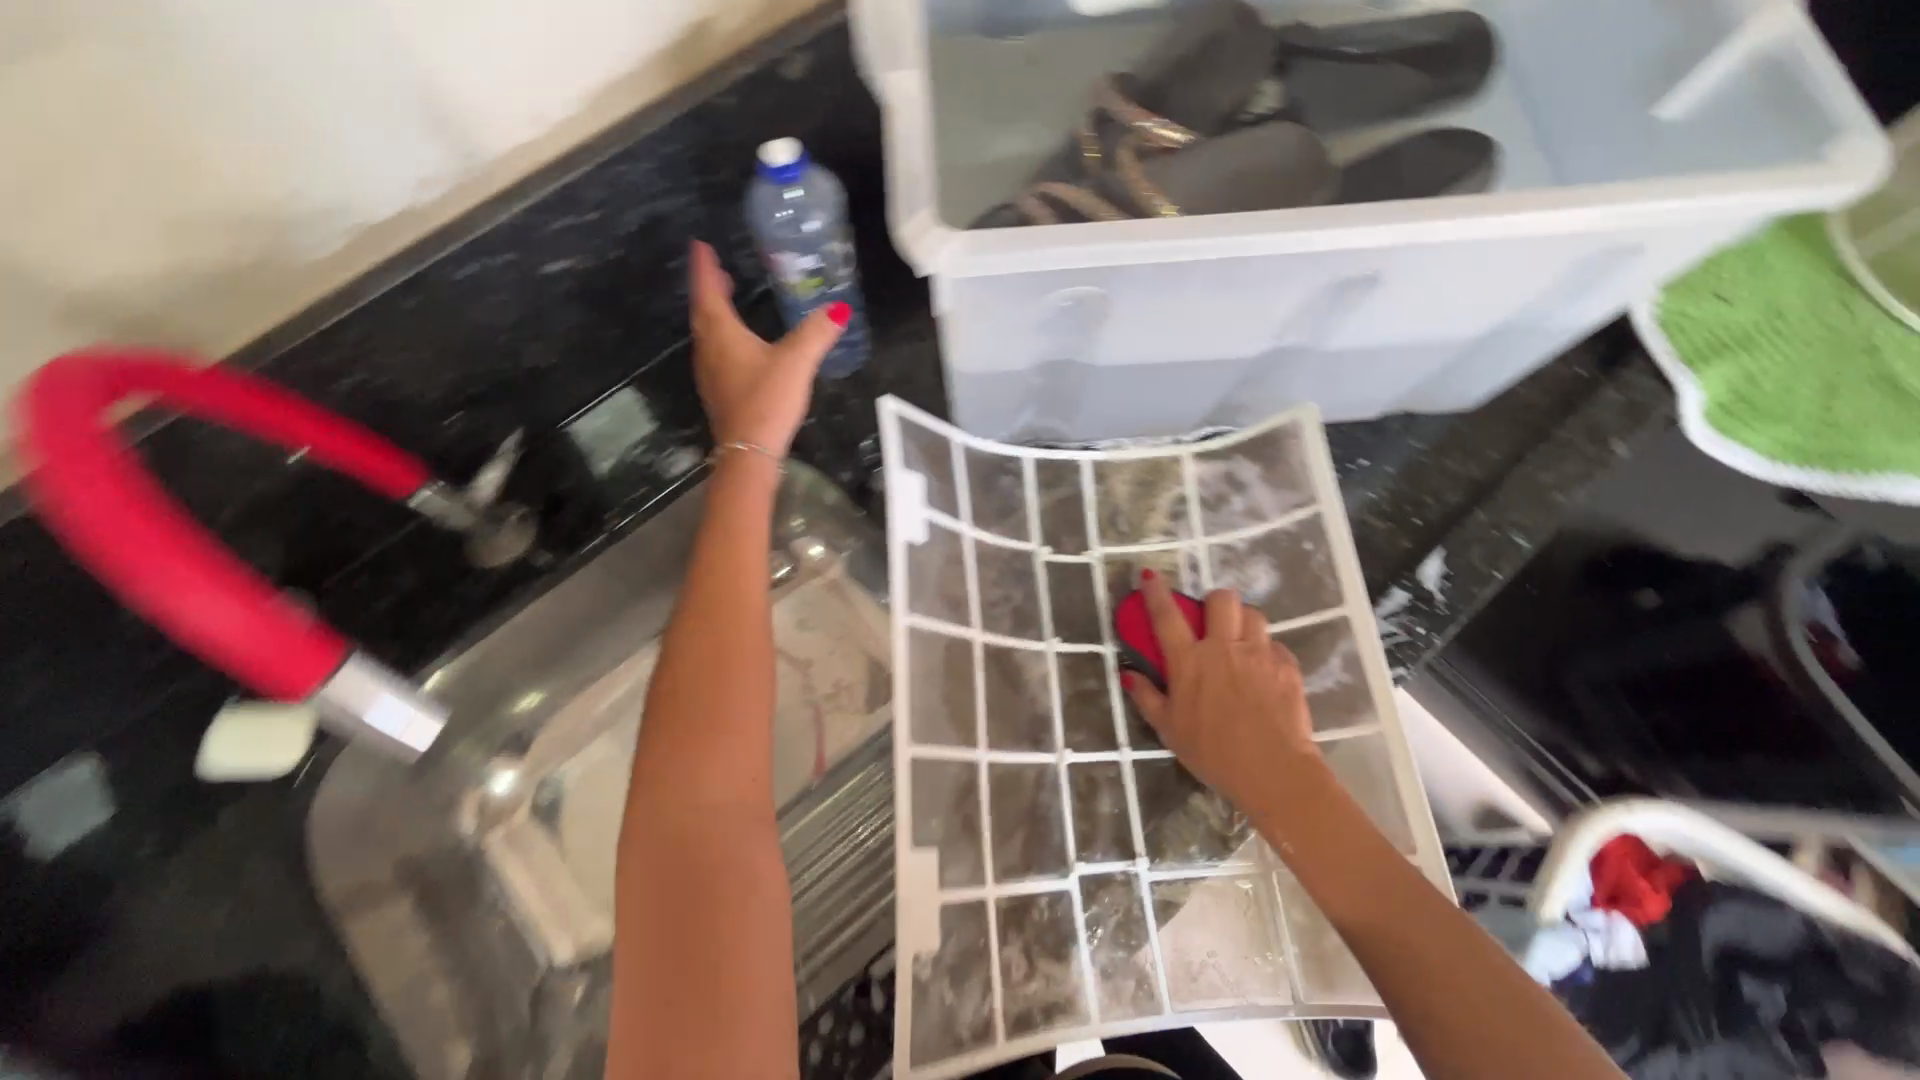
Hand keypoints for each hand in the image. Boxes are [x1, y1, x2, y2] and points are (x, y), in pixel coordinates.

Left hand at [688, 239, 848, 454]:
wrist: (748, 451)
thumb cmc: (767, 400)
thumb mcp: (797, 362)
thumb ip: (816, 333)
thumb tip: (839, 309)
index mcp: (721, 333)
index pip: (707, 291)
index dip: (704, 267)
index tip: (700, 245)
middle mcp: (708, 349)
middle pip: (704, 311)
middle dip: (710, 288)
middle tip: (717, 270)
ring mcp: (710, 373)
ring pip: (707, 333)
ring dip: (714, 313)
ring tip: (726, 298)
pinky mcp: (718, 392)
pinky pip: (715, 353)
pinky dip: (722, 337)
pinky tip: (737, 343)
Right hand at [1122, 573, 1319, 812]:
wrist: (1272, 770)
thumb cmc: (1212, 753)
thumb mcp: (1169, 729)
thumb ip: (1147, 697)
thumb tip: (1127, 673)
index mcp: (1189, 662)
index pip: (1167, 616)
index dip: (1156, 593)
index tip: (1149, 575)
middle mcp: (1223, 648)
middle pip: (1221, 599)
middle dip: (1215, 601)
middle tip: (1212, 622)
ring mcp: (1259, 654)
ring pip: (1253, 614)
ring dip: (1243, 621)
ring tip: (1240, 641)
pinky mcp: (1287, 666)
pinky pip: (1275, 645)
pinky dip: (1267, 651)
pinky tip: (1263, 672)